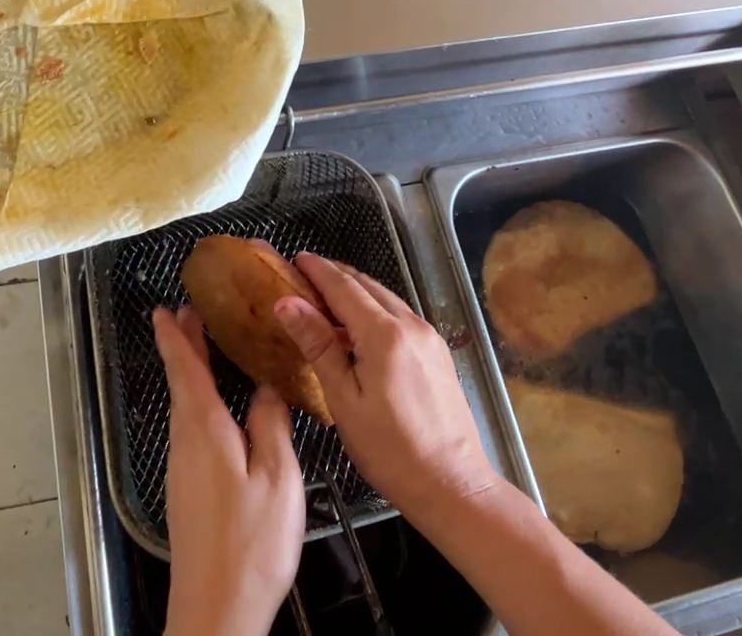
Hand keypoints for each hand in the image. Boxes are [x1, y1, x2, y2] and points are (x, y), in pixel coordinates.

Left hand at [153, 306, 304, 635]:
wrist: (216, 609)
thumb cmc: (250, 543)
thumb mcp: (277, 476)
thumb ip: (271, 424)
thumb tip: (267, 388)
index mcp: (205, 430)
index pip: (184, 368)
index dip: (175, 335)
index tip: (164, 307)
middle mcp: (187, 442)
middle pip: (181, 382)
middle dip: (183, 347)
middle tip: (188, 314)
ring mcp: (185, 468)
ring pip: (185, 405)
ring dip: (191, 372)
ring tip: (205, 348)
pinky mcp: (189, 488)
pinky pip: (191, 427)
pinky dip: (199, 401)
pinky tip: (219, 407)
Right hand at [273, 254, 501, 521]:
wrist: (453, 485)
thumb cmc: (390, 449)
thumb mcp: (344, 399)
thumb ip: (318, 345)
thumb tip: (288, 303)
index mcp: (385, 333)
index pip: (344, 287)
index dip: (317, 271)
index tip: (295, 257)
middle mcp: (411, 325)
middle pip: (367, 287)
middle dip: (335, 276)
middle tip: (303, 275)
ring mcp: (429, 338)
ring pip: (386, 300)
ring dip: (356, 292)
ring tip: (325, 298)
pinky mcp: (437, 354)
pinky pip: (400, 318)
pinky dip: (374, 311)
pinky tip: (359, 328)